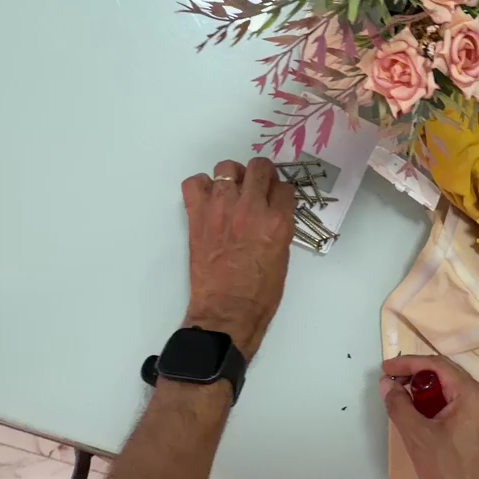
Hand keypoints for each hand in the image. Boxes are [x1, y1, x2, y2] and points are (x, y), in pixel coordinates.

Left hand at [181, 157, 295, 358]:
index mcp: (278, 221)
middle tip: (258, 187)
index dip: (281, 192)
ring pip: (227, 168)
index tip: (277, 198)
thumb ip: (280, 224)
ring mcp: (222, 210)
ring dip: (233, 176)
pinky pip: (194, 184)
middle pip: (260, 168)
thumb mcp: (283, 253)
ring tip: (232, 191)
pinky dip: (201, 186)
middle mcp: (251, 208)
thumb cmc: (261, 290)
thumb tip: (274, 209)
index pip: (285, 187)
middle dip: (263, 174)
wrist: (227, 311)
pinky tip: (209, 199)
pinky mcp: (198, 217)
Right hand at [381, 356, 478, 478]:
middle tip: (391, 383)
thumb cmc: (450, 473)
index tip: (386, 368)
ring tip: (402, 400)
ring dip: (426, 392)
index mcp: (472, 393)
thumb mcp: (418, 437)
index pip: (437, 365)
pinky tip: (420, 415)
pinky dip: (436, 405)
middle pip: (446, 374)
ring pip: (451, 390)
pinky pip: (457, 404)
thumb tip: (387, 384)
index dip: (409, 364)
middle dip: (416, 376)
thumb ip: (400, 406)